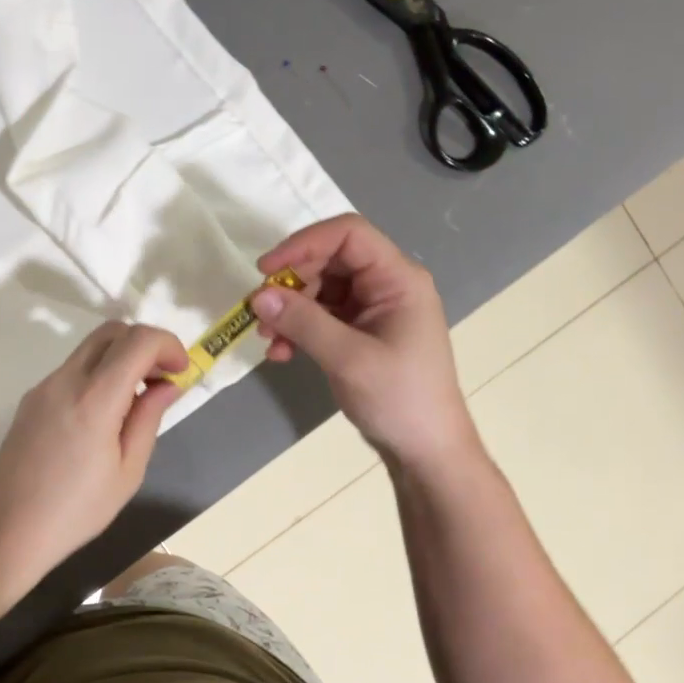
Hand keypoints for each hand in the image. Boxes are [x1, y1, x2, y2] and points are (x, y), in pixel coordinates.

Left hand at [0, 322, 187, 593]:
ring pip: (88, 350)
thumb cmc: (75, 512)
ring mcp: (42, 389)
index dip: (168, 345)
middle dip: (144, 345)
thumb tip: (166, 385)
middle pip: (111, 332)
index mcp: (94, 399)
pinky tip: (103, 417)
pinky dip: (97, 376)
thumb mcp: (127, 472)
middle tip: (161, 381)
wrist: (7, 531)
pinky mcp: (29, 402)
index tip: (181, 372)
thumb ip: (148, 419)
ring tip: (135, 403)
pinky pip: (70, 372)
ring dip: (120, 360)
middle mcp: (64, 381)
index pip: (138, 341)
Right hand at [251, 214, 478, 469]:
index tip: (265, 271)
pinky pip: (321, 317)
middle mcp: (386, 285)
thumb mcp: (348, 358)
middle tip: (259, 313)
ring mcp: (373, 310)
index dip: (303, 244)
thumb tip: (258, 296)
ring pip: (320, 291)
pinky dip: (298, 330)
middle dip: (291, 284)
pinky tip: (281, 354)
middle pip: (329, 261)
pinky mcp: (360, 333)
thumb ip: (304, 323)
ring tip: (267, 340)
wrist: (425, 447)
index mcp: (397, 278)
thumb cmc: (398, 398)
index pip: (347, 235)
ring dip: (289, 311)